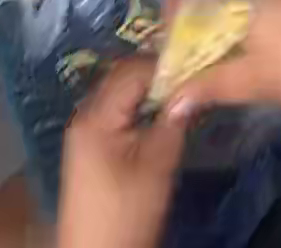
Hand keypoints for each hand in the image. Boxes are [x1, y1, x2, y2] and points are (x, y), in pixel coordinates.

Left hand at [58, 59, 189, 247]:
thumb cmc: (126, 215)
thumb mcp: (157, 165)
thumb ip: (174, 119)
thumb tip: (195, 85)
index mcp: (97, 117)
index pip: (134, 71)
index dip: (166, 65)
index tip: (195, 65)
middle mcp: (85, 116)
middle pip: (123, 77)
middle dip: (157, 73)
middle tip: (190, 74)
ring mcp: (85, 132)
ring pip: (120, 92)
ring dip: (148, 87)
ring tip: (180, 90)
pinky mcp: (90, 147)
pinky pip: (116, 109)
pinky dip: (138, 104)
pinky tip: (160, 111)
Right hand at [164, 0, 280, 118]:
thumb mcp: (254, 80)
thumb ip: (209, 86)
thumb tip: (169, 104)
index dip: (168, 17)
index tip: (165, 50)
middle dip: (180, 5)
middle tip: (174, 43)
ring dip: (201, 4)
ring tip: (195, 44)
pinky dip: (221, 4)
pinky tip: (225, 36)